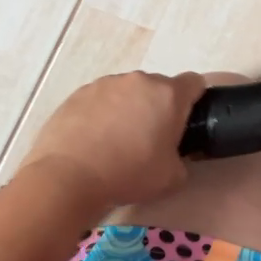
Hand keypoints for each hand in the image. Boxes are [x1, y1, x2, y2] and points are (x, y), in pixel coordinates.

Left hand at [21, 71, 206, 212]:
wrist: (65, 178)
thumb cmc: (126, 175)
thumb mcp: (170, 179)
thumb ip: (182, 162)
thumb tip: (175, 158)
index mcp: (168, 95)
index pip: (194, 83)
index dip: (193, 100)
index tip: (184, 122)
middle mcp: (140, 81)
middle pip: (158, 87)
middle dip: (157, 108)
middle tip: (147, 139)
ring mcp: (107, 84)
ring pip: (127, 92)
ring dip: (127, 108)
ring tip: (113, 141)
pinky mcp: (79, 93)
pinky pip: (100, 99)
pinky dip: (101, 113)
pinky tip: (90, 140)